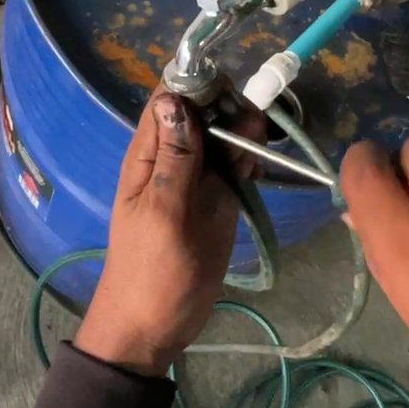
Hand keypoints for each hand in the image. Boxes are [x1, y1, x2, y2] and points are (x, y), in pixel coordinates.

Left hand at [75, 91, 258, 375]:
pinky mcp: (218, 198)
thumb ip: (174, 158)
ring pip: (222, 135)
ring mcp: (198, 177)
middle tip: (253, 124)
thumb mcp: (162, 212)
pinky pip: (234, 164)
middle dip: (228, 106)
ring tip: (259, 142)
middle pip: (202, 111)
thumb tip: (174, 98)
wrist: (154, 324)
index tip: (228, 88)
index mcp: (149, 153)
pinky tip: (257, 163)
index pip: (168, 98)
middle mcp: (174, 157)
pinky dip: (248, 157)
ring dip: (242, 130)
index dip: (196, 83)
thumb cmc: (151, 271)